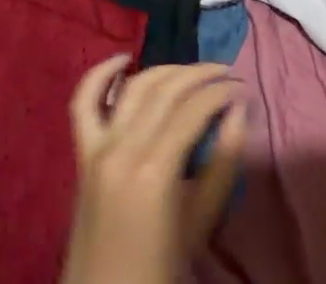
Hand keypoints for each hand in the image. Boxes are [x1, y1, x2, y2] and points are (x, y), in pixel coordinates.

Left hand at [61, 57, 246, 283]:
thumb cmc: (162, 264)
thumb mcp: (202, 218)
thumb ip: (224, 161)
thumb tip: (239, 109)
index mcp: (155, 168)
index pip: (194, 108)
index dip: (222, 91)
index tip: (244, 89)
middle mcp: (123, 148)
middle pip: (165, 89)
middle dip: (201, 74)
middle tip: (228, 74)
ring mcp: (97, 148)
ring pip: (134, 87)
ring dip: (166, 70)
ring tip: (194, 72)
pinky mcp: (81, 154)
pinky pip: (83, 103)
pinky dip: (100, 75)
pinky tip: (123, 60)